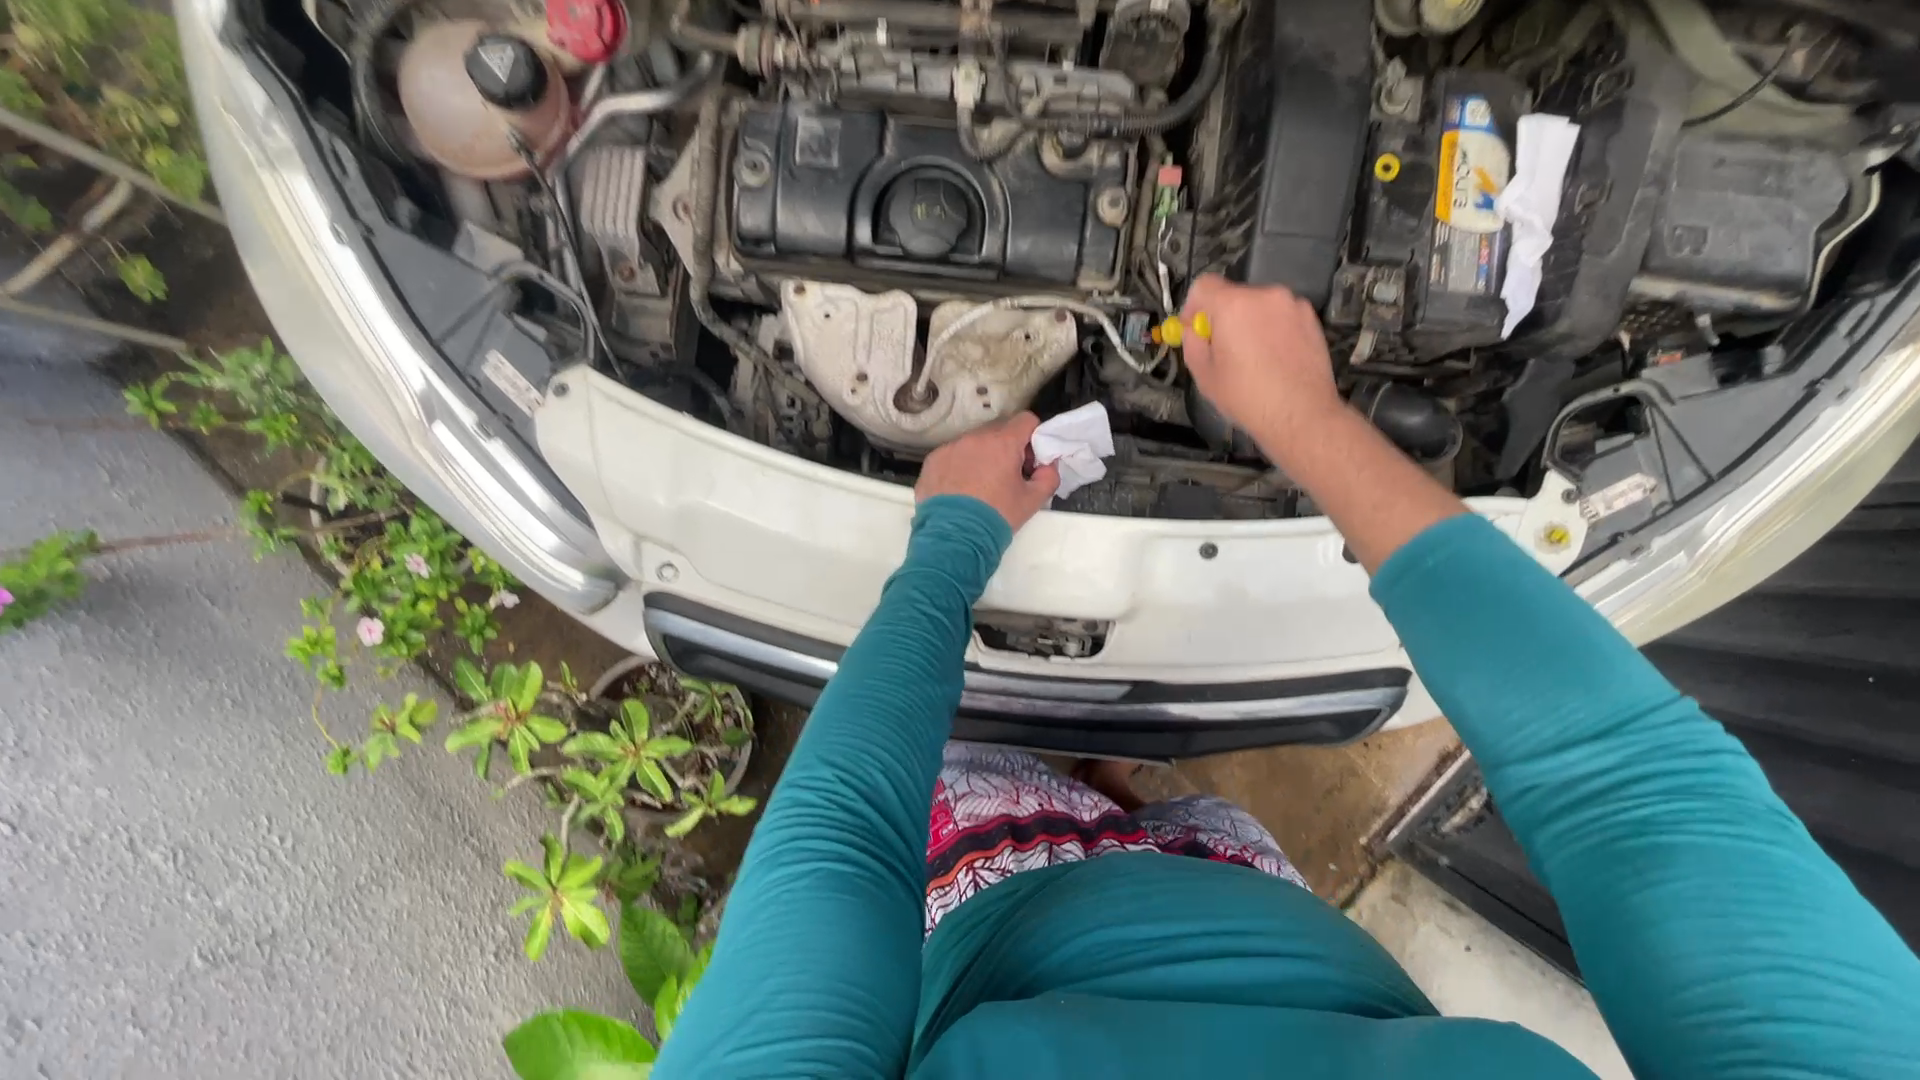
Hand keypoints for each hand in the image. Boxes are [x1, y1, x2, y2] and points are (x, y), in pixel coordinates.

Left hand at [916, 412, 1060, 531]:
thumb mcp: (1032, 501)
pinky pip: (952, 455)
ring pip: (974, 443)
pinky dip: (960, 466)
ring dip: (982, 456)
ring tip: (980, 486)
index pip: (1026, 420)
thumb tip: (1047, 466)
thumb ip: (1049, 477)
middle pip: (998, 431)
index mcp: (1002, 442)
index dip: (1033, 438)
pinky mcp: (932, 461)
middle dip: (1007, 448)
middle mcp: (974, 438)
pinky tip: (960, 491)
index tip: (1029, 461)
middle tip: (1007, 477)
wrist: (953, 539)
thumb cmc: (996, 517)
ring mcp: (950, 448)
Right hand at [1179, 275, 1343, 456]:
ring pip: (1259, 306)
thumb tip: (1194, 329)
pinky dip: (1273, 329)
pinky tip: (1275, 358)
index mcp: (1233, 305)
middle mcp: (1265, 295)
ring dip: (1250, 323)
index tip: (1195, 328)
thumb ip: (1192, 342)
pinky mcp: (1311, 318)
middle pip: (1234, 296)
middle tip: (1224, 350)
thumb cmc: (1247, 397)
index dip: (1193, 306)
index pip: (1204, 285)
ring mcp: (1293, 304)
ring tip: (1253, 358)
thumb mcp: (1203, 374)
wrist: (1300, 414)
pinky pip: (1281, 316)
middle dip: (1224, 317)